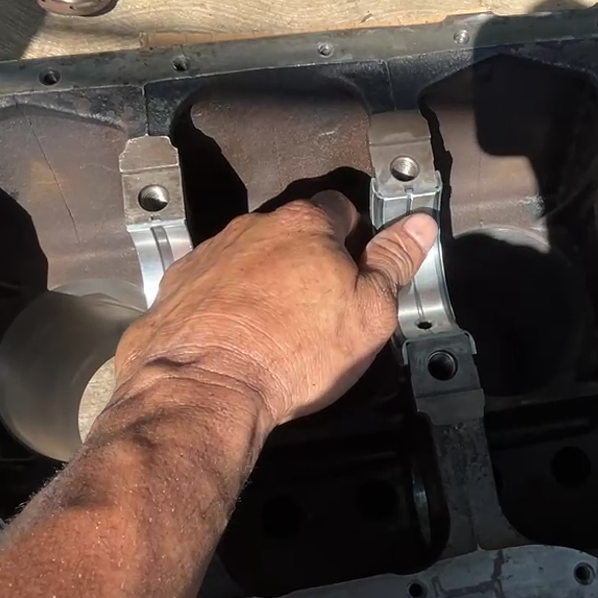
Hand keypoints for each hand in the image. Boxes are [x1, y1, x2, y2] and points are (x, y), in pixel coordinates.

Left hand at [112, 191, 437, 430]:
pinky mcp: (179, 284)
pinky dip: (228, 301)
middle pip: (293, 232)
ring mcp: (211, 253)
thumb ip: (394, 263)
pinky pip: (215, 283)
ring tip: (278, 329)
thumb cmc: (292, 353)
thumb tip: (418, 226)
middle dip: (309, 260)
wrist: (206, 388)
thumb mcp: (370, 313)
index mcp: (306, 225)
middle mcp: (254, 227)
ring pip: (252, 256)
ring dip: (266, 280)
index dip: (356, 240)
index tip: (359, 272)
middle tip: (322, 308)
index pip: (342, 209)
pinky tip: (240, 336)